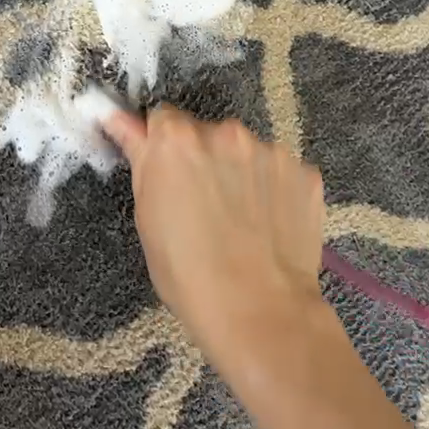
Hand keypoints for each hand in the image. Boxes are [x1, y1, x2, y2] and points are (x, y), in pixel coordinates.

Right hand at [100, 106, 327, 371]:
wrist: (259, 311)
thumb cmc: (187, 272)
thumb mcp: (146, 216)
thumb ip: (142, 160)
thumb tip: (124, 123)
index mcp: (175, 140)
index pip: (161, 118)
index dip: (159, 144)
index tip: (163, 168)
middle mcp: (224, 132)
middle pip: (204, 133)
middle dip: (200, 158)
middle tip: (200, 203)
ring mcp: (269, 151)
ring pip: (243, 152)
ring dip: (237, 172)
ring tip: (239, 220)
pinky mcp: (304, 173)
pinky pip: (278, 171)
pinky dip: (271, 189)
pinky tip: (267, 226)